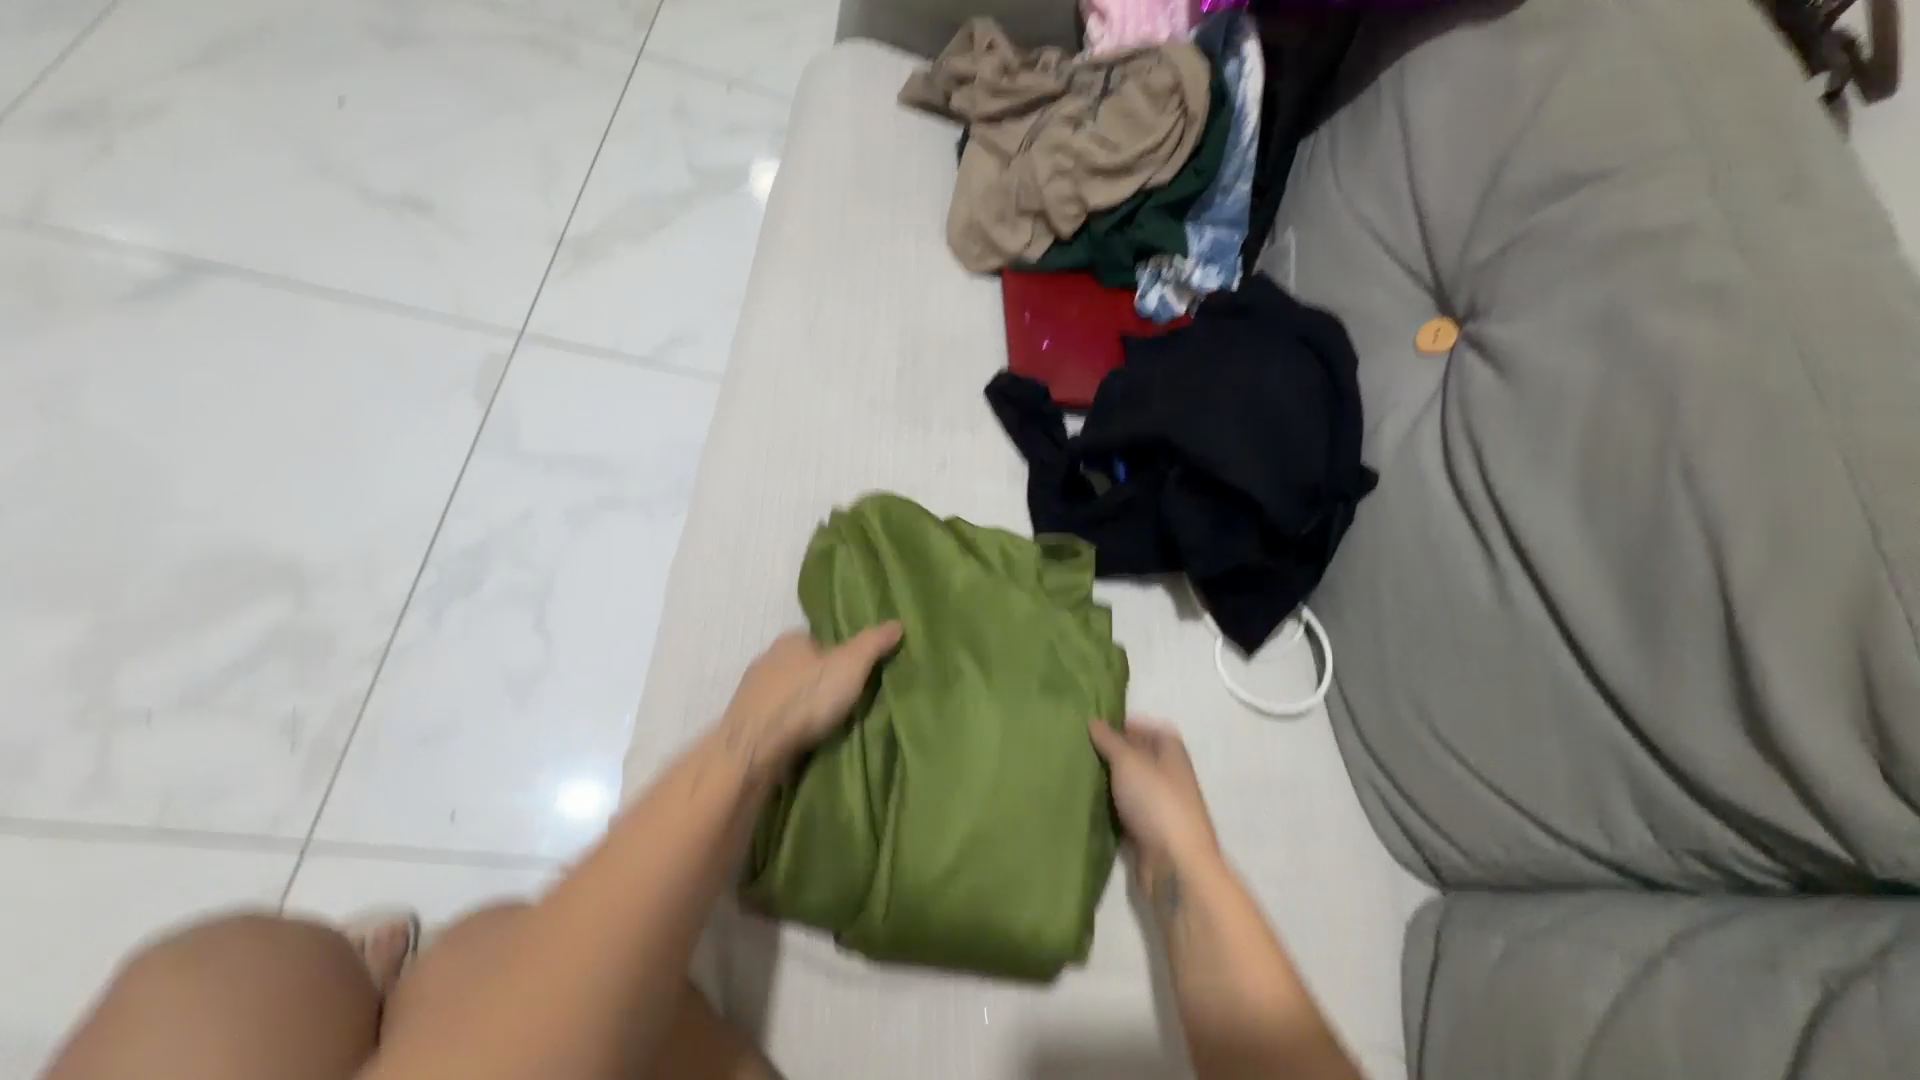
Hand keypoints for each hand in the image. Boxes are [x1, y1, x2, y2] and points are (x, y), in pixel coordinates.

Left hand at [718, 623, 902, 776]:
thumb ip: (873, 644)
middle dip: (820, 681)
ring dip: (803, 706)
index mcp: (790, 640)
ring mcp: (752, 693)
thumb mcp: (851, 665)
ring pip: (786, 694)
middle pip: (802, 666)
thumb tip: (897, 623)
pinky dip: (789, 726)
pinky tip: (803, 740)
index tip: (856, 672)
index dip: (838, 653)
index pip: (818, 639)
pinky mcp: (746, 723)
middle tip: (846, 700)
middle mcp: (766, 660)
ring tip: (828, 724)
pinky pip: (775, 719)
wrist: (755, 748)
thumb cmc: (805, 699)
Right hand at [1089, 719, 1220, 896]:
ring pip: (1131, 788)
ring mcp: (1160, 809)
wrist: (1174, 865)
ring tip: (1077, 773)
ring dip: (1109, 783)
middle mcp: (1169, 779)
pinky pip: (1125, 814)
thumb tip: (1094, 720)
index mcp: (1173, 756)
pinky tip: (1086, 804)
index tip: (1099, 727)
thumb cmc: (1156, 803)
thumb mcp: (1129, 762)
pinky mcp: (1148, 834)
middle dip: (1114, 754)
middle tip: (1080, 748)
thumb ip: (1111, 741)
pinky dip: (1109, 809)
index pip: (1155, 731)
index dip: (1131, 726)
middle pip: (1141, 759)